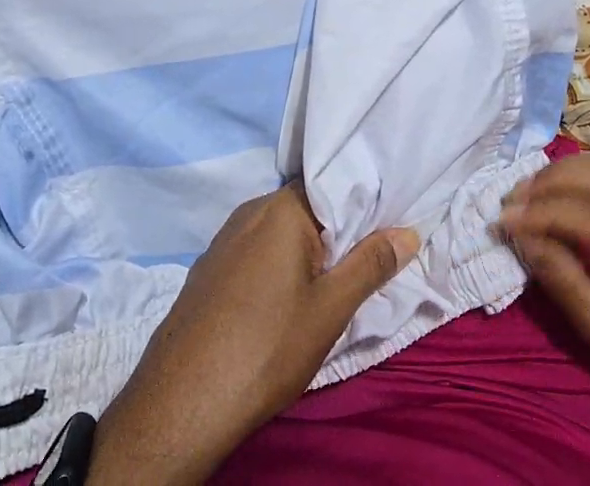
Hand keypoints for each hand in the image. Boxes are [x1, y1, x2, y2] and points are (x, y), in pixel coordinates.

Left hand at [92, 182, 418, 483]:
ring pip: (278, 237)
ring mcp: (220, 246)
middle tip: (368, 261)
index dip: (362, 204)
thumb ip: (371, 265)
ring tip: (331, 287)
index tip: (388, 224)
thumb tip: (409, 232)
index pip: (330, 184)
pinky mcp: (206, 276)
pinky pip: (254, 258)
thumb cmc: (266, 348)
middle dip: (336, 233)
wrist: (180, 407)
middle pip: (305, 211)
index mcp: (279, 209)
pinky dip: (276, 271)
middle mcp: (247, 214)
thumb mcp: (331, 309)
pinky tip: (285, 305)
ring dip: (306, 255)